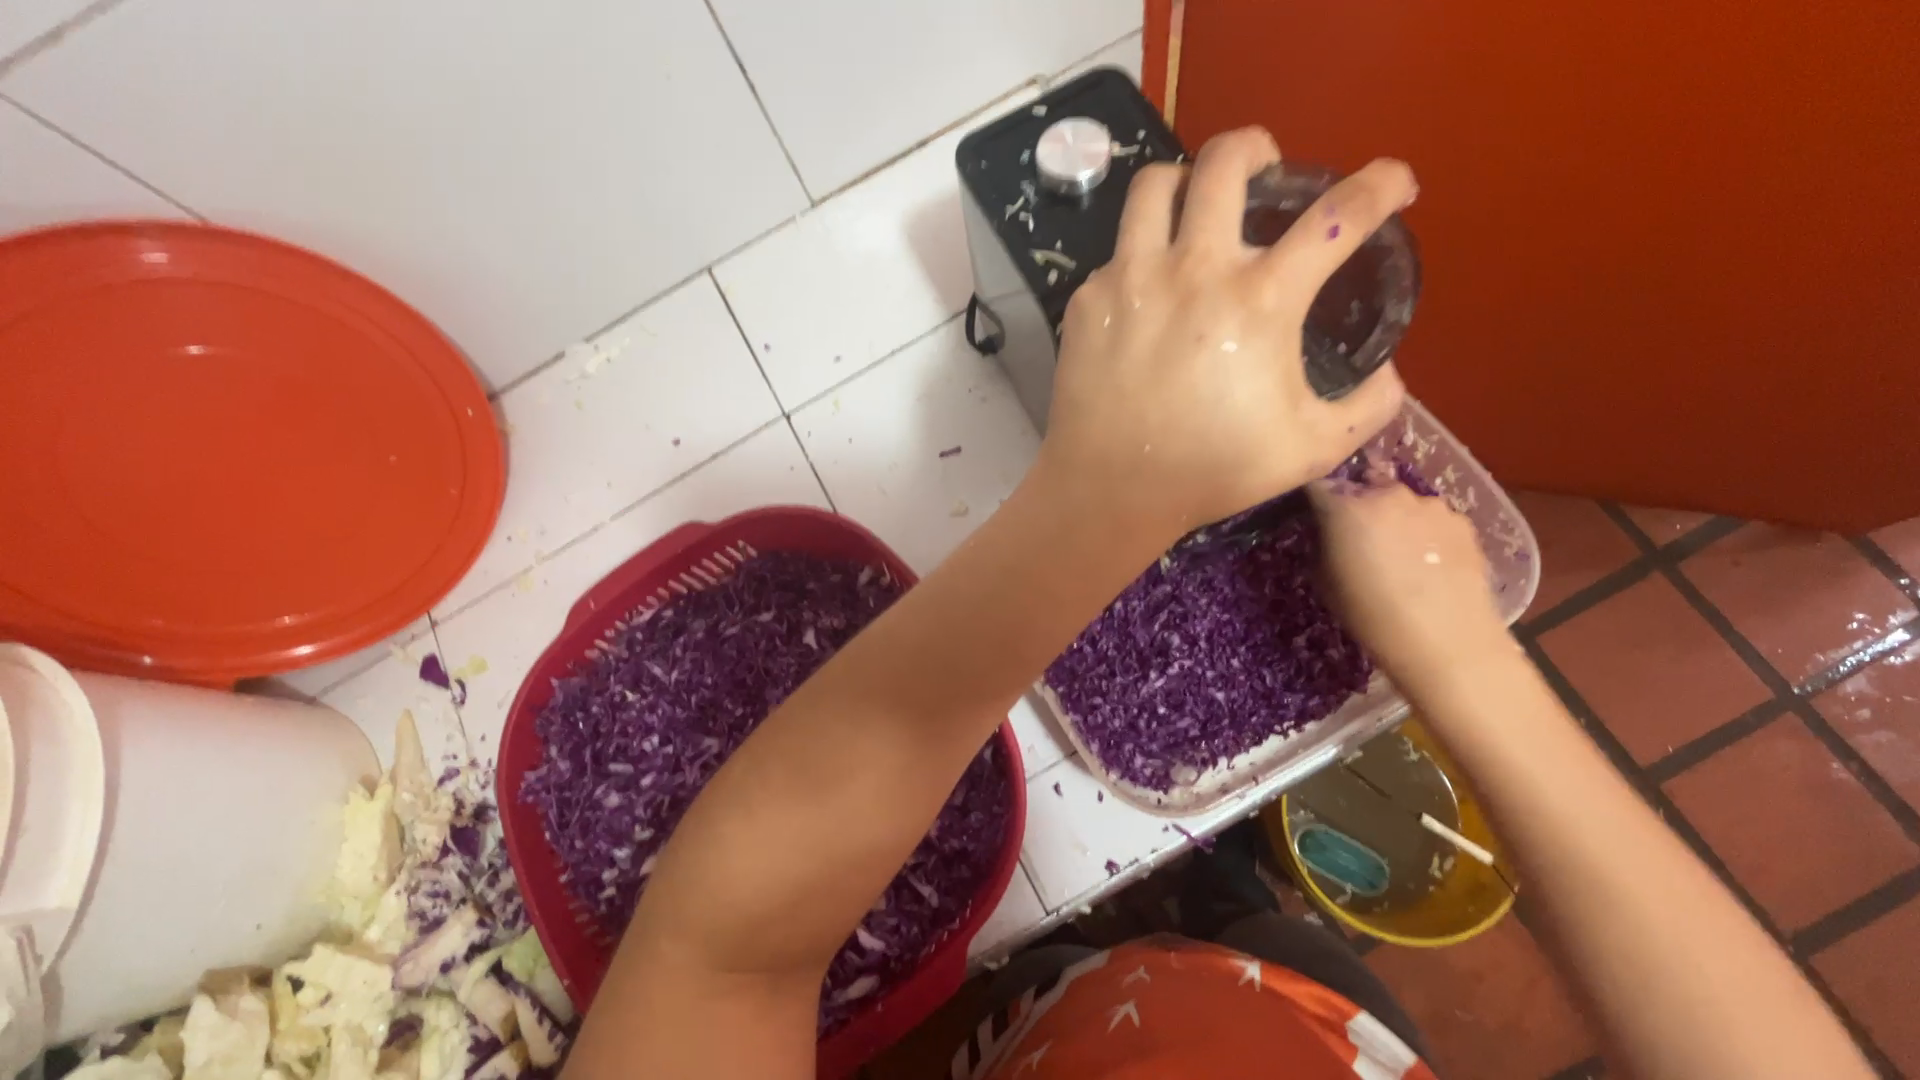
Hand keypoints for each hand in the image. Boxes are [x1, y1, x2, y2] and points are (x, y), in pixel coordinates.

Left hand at [1038, 126, 1412, 541]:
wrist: (1111, 489)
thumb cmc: (1213, 470)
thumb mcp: (1313, 448)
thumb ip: (1368, 405)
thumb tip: (1388, 372)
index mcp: (1261, 300)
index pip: (1338, 216)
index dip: (1380, 186)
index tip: (1393, 183)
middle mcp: (1194, 270)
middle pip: (1226, 160)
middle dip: (1257, 146)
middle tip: (1267, 167)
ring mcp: (1132, 277)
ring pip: (1155, 184)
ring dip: (1186, 181)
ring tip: (1197, 207)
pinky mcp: (1089, 297)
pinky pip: (1118, 249)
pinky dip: (1143, 253)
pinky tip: (1151, 290)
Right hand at [1308, 479, 1510, 691]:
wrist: (1447, 642)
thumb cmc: (1372, 616)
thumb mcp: (1325, 584)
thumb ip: (1322, 547)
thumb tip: (1327, 536)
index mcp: (1345, 506)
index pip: (1319, 485)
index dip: (1316, 499)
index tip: (1316, 515)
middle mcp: (1388, 494)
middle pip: (1366, 486)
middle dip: (1358, 504)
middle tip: (1359, 536)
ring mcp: (1430, 505)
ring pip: (1403, 502)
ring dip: (1395, 517)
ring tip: (1400, 553)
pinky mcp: (1463, 522)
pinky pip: (1433, 519)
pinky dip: (1425, 532)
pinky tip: (1429, 563)